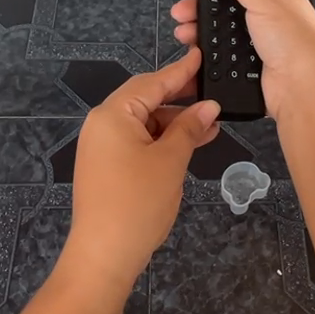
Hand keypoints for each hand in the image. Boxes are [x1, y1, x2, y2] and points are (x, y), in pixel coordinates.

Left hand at [63, 50, 219, 285]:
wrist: (103, 258)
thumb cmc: (137, 202)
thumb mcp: (170, 160)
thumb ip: (189, 127)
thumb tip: (209, 106)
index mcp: (113, 114)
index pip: (153, 82)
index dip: (181, 71)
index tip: (201, 55)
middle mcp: (102, 124)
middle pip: (146, 99)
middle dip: (180, 98)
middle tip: (212, 91)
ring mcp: (102, 146)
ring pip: (145, 122)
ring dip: (175, 123)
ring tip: (211, 126)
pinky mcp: (107, 166)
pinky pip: (138, 141)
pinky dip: (163, 140)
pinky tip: (190, 144)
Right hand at [169, 0, 314, 124]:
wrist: (304, 91)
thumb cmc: (299, 42)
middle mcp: (268, 16)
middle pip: (227, 4)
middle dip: (203, 6)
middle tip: (183, 11)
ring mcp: (258, 42)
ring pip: (221, 31)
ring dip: (200, 31)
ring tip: (185, 33)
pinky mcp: (249, 65)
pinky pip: (222, 55)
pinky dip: (208, 53)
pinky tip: (197, 53)